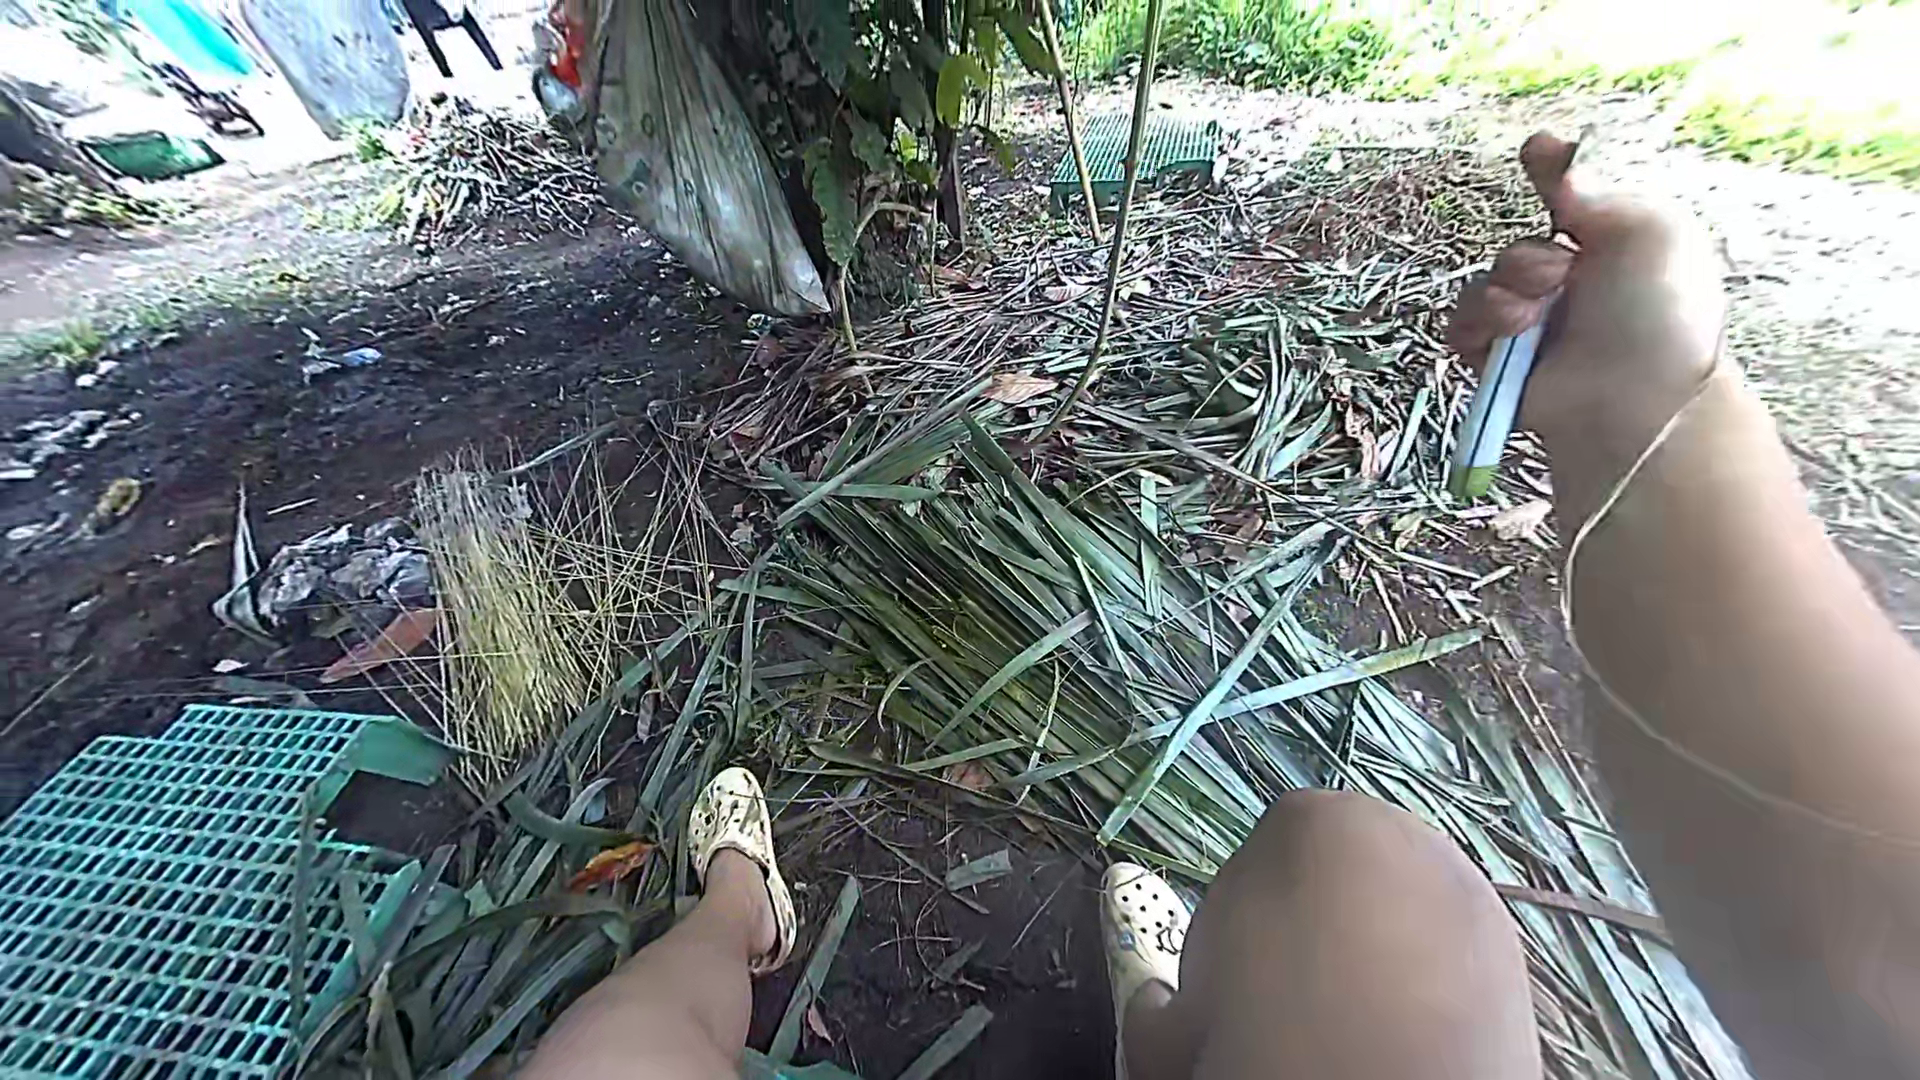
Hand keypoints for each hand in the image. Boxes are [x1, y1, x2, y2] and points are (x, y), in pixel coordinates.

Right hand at [1447, 133, 1726, 478]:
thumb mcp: (1645, 234)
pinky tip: (1501, 340)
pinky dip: (1475, 329)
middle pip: (1511, 252)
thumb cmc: (1652, 310)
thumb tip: (1548, 145)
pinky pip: (1457, 328)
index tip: (1534, 146)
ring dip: (1501, 301)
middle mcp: (1559, 284)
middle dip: (1526, 265)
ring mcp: (1520, 323)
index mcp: (1603, 250)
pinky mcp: (1488, 356)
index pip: (1565, 205)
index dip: (1547, 176)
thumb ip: (1591, 195)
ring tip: (1531, 323)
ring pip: (1478, 291)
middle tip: (1558, 282)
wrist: (1622, 391)